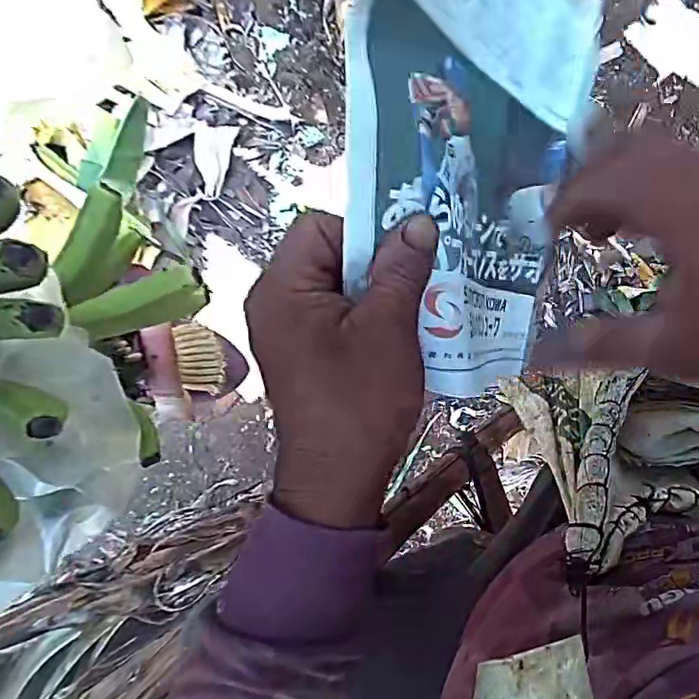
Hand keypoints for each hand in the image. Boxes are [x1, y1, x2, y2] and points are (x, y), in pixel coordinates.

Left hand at [246, 211, 436, 527]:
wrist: (339, 476)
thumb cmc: (360, 400)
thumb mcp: (388, 328)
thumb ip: (401, 269)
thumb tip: (417, 221)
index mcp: (282, 287)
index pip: (321, 226)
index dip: (366, 232)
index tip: (406, 258)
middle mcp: (275, 301)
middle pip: (331, 255)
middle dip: (381, 265)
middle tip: (422, 283)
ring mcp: (288, 330)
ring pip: (341, 288)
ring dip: (382, 294)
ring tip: (419, 312)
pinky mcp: (305, 353)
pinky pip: (340, 317)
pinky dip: (372, 319)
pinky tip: (403, 337)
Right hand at [544, 136, 698, 387]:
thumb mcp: (669, 349)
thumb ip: (605, 342)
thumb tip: (549, 349)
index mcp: (694, 216)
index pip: (615, 182)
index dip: (573, 199)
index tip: (549, 226)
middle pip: (636, 153)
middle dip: (592, 180)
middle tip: (568, 219)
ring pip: (664, 152)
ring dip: (623, 176)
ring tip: (601, 223)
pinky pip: (690, 164)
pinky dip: (655, 181)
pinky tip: (644, 221)